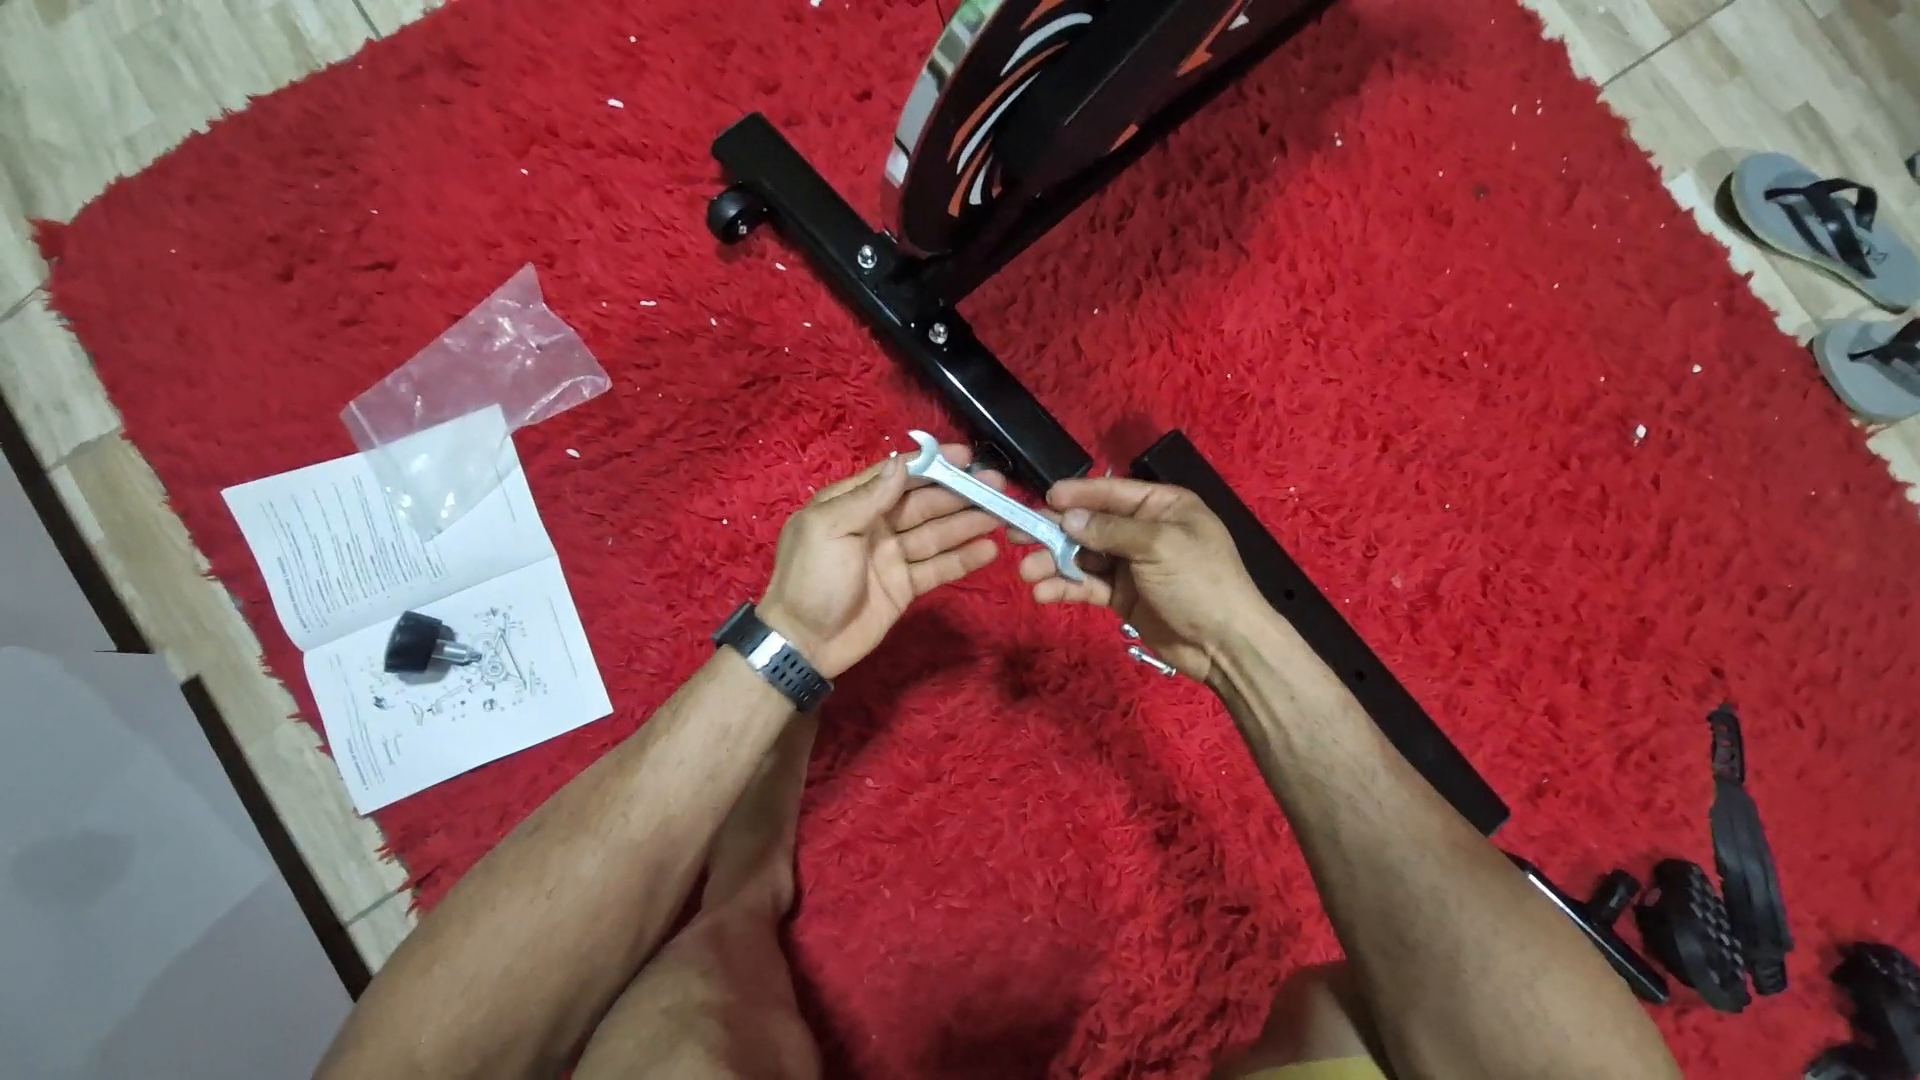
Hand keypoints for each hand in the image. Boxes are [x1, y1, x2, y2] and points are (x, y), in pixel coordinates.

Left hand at [758, 446, 1003, 679]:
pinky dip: (963, 559)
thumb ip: (867, 497)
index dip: (932, 465)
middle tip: (997, 486)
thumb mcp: (828, 529)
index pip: (898, 476)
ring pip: (937, 534)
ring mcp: (893, 557)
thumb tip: (901, 463)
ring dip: (968, 523)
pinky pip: (939, 567)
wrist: (804, 642)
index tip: (966, 457)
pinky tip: (989, 549)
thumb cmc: (811, 578)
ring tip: (1002, 515)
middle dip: (960, 493)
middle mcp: (876, 526)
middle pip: (925, 503)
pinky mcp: (906, 586)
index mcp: (852, 504)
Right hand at [1016, 477, 1266, 683]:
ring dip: (1054, 564)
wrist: (1225, 645)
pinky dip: (1066, 588)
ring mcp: (1132, 566)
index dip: (1077, 495)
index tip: (1043, 499)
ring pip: (1083, 557)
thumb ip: (1109, 530)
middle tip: (1017, 535)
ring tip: (1028, 573)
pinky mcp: (1123, 596)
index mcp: (1162, 506)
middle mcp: (1144, 531)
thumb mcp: (1158, 545)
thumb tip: (1067, 517)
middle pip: (1090, 525)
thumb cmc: (1200, 581)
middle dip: (1055, 531)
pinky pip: (1088, 585)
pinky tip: (1044, 593)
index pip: (1111, 493)